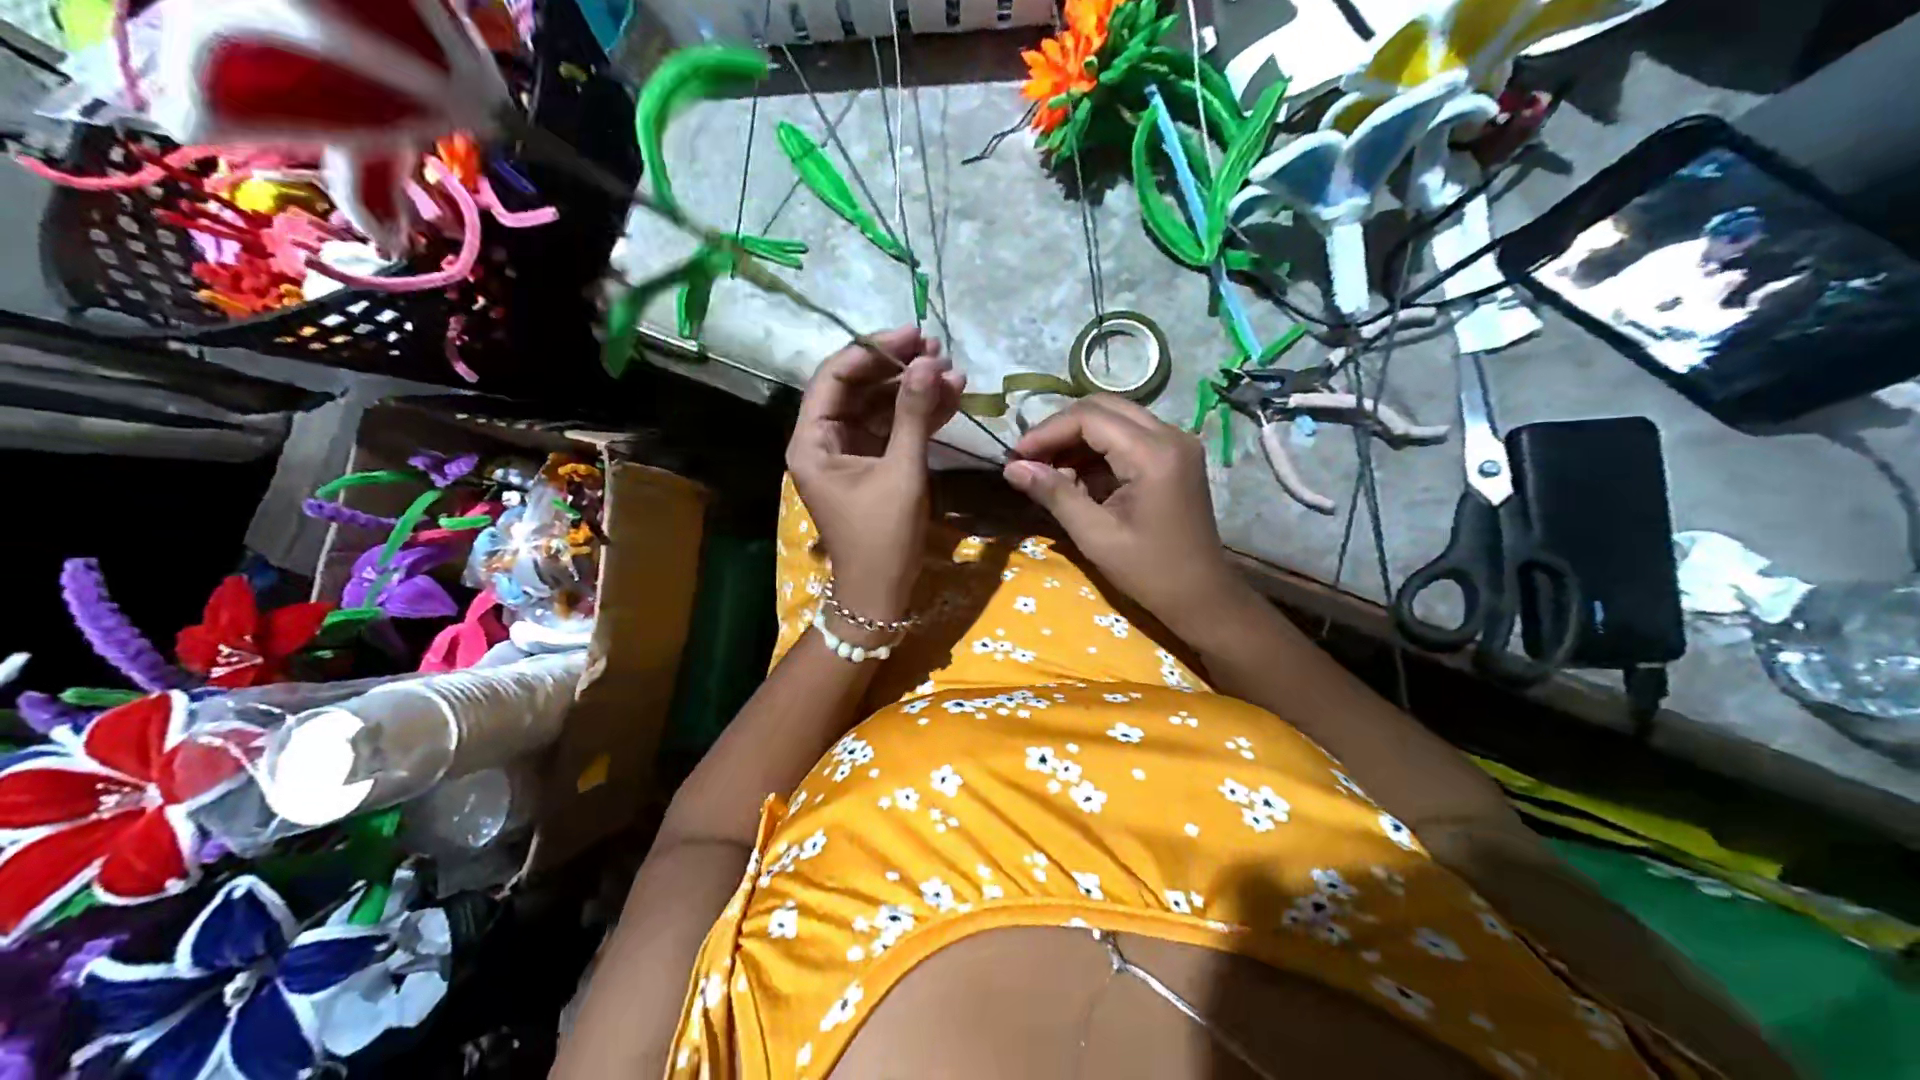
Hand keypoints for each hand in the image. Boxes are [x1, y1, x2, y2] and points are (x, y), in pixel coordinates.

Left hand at [787, 328, 963, 622]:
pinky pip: (892, 429)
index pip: (835, 377)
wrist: (882, 592)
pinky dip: (919, 416)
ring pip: (880, 406)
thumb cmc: (882, 537)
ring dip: (915, 390)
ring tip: (955, 373)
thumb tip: (930, 364)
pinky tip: (951, 398)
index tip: (914, 336)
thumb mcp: (901, 472)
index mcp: (812, 440)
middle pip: (859, 387)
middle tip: (939, 349)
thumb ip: (914, 416)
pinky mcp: (872, 464)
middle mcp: (824, 439)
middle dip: (899, 368)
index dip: (873, 350)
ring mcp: (849, 452)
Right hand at [1002, 396, 1248, 637]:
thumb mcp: (1095, 535)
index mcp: (1153, 454)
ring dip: (1077, 439)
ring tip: (1047, 471)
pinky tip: (1075, 477)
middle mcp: (1170, 435)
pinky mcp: (1174, 456)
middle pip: (1102, 408)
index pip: (1089, 418)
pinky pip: (1128, 437)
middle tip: (1029, 460)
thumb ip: (1054, 494)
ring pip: (1114, 419)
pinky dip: (1097, 451)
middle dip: (1060, 430)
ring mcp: (1176, 443)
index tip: (1015, 457)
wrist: (1201, 595)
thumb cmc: (1149, 571)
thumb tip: (1012, 469)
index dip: (1046, 432)